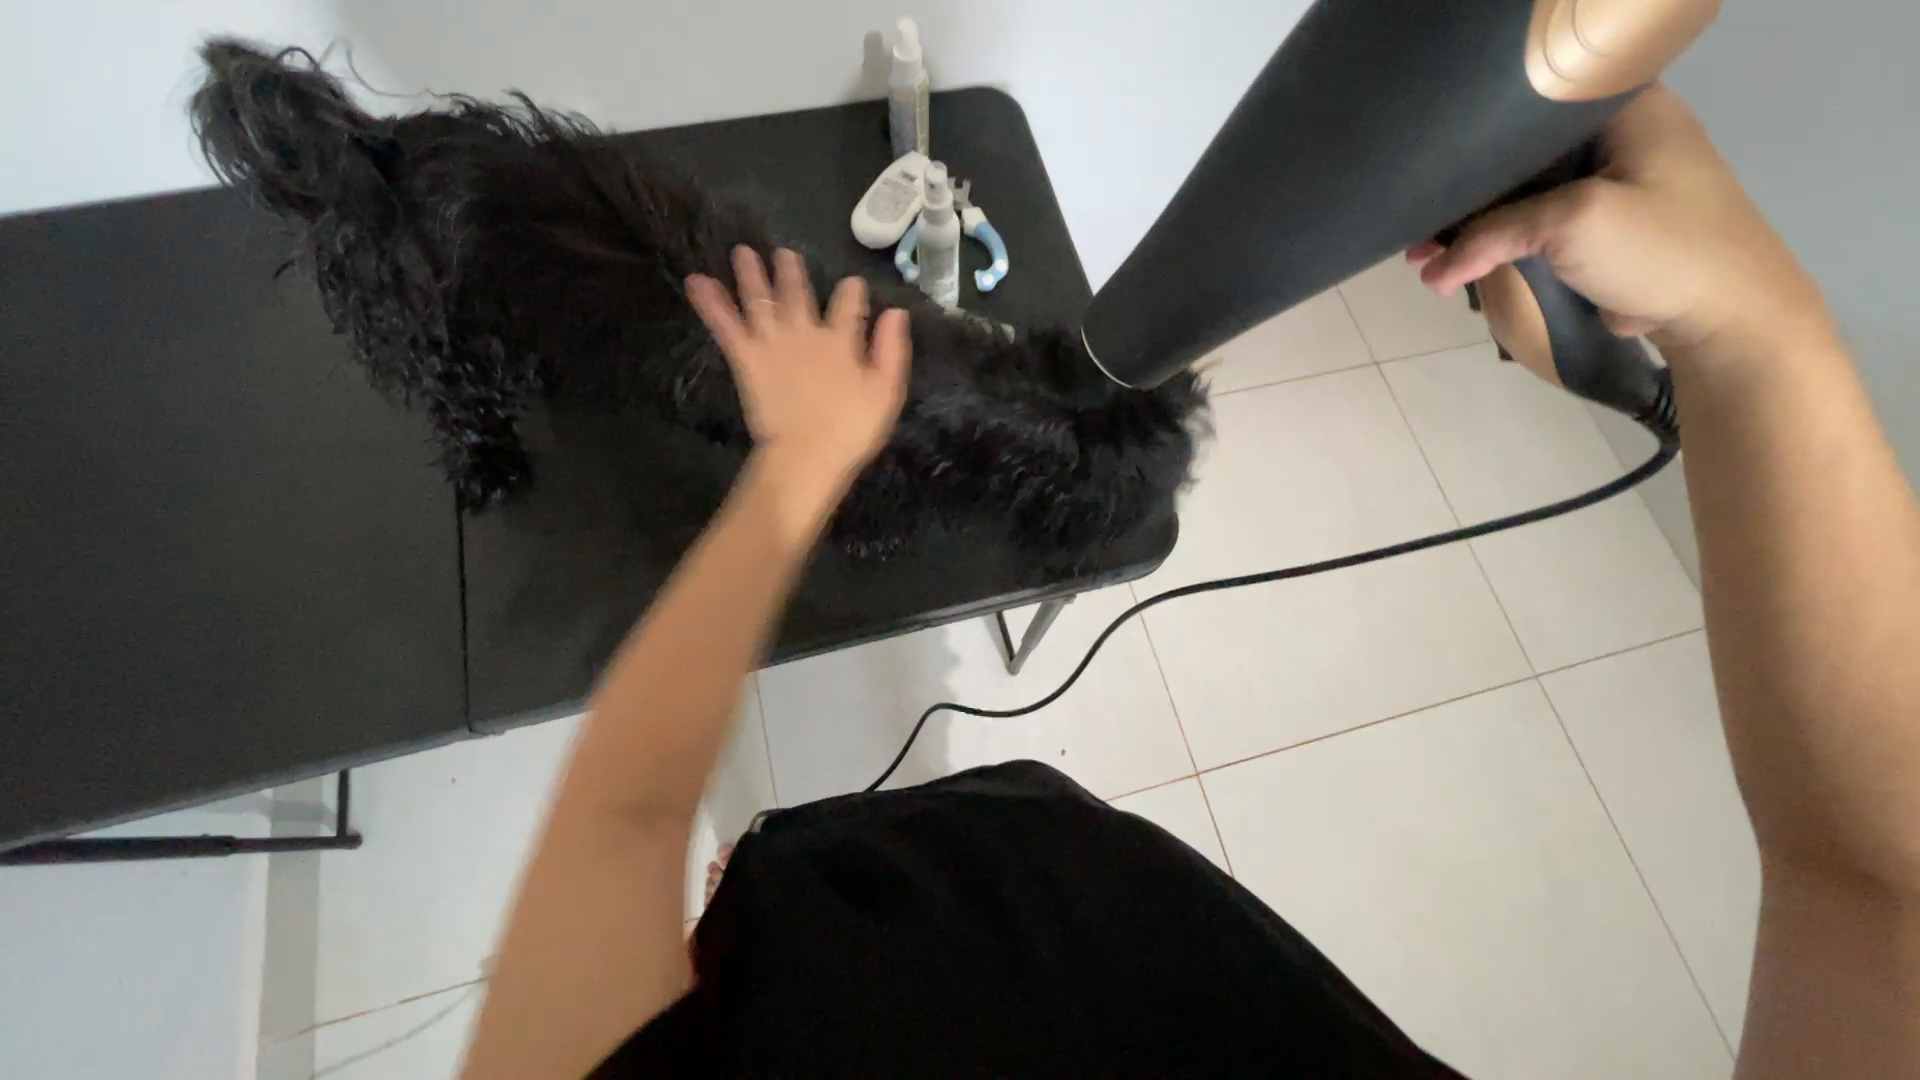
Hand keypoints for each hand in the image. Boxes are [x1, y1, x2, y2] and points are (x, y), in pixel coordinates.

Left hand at [687, 247, 910, 494]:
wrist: (806, 454)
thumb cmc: (851, 430)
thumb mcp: (886, 392)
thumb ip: (891, 350)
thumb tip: (896, 312)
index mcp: (841, 340)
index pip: (849, 303)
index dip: (852, 291)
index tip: (853, 284)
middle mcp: (804, 332)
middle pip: (796, 293)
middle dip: (790, 271)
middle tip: (783, 253)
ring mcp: (772, 343)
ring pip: (760, 299)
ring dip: (750, 274)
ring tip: (742, 252)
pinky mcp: (746, 358)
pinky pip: (726, 324)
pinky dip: (711, 302)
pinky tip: (697, 282)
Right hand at [1411, 85, 1833, 361]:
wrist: (1724, 312)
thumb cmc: (1662, 248)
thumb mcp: (1572, 224)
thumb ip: (1493, 236)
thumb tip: (1430, 273)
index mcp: (1625, 112)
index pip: (1527, 119)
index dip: (1471, 151)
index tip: (1426, 185)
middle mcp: (1616, 138)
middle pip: (1515, 164)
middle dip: (1461, 202)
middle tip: (1415, 236)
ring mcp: (1608, 184)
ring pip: (1518, 200)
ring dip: (1471, 232)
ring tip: (1425, 262)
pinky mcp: (1598, 226)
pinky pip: (1531, 227)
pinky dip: (1494, 247)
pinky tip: (1457, 268)